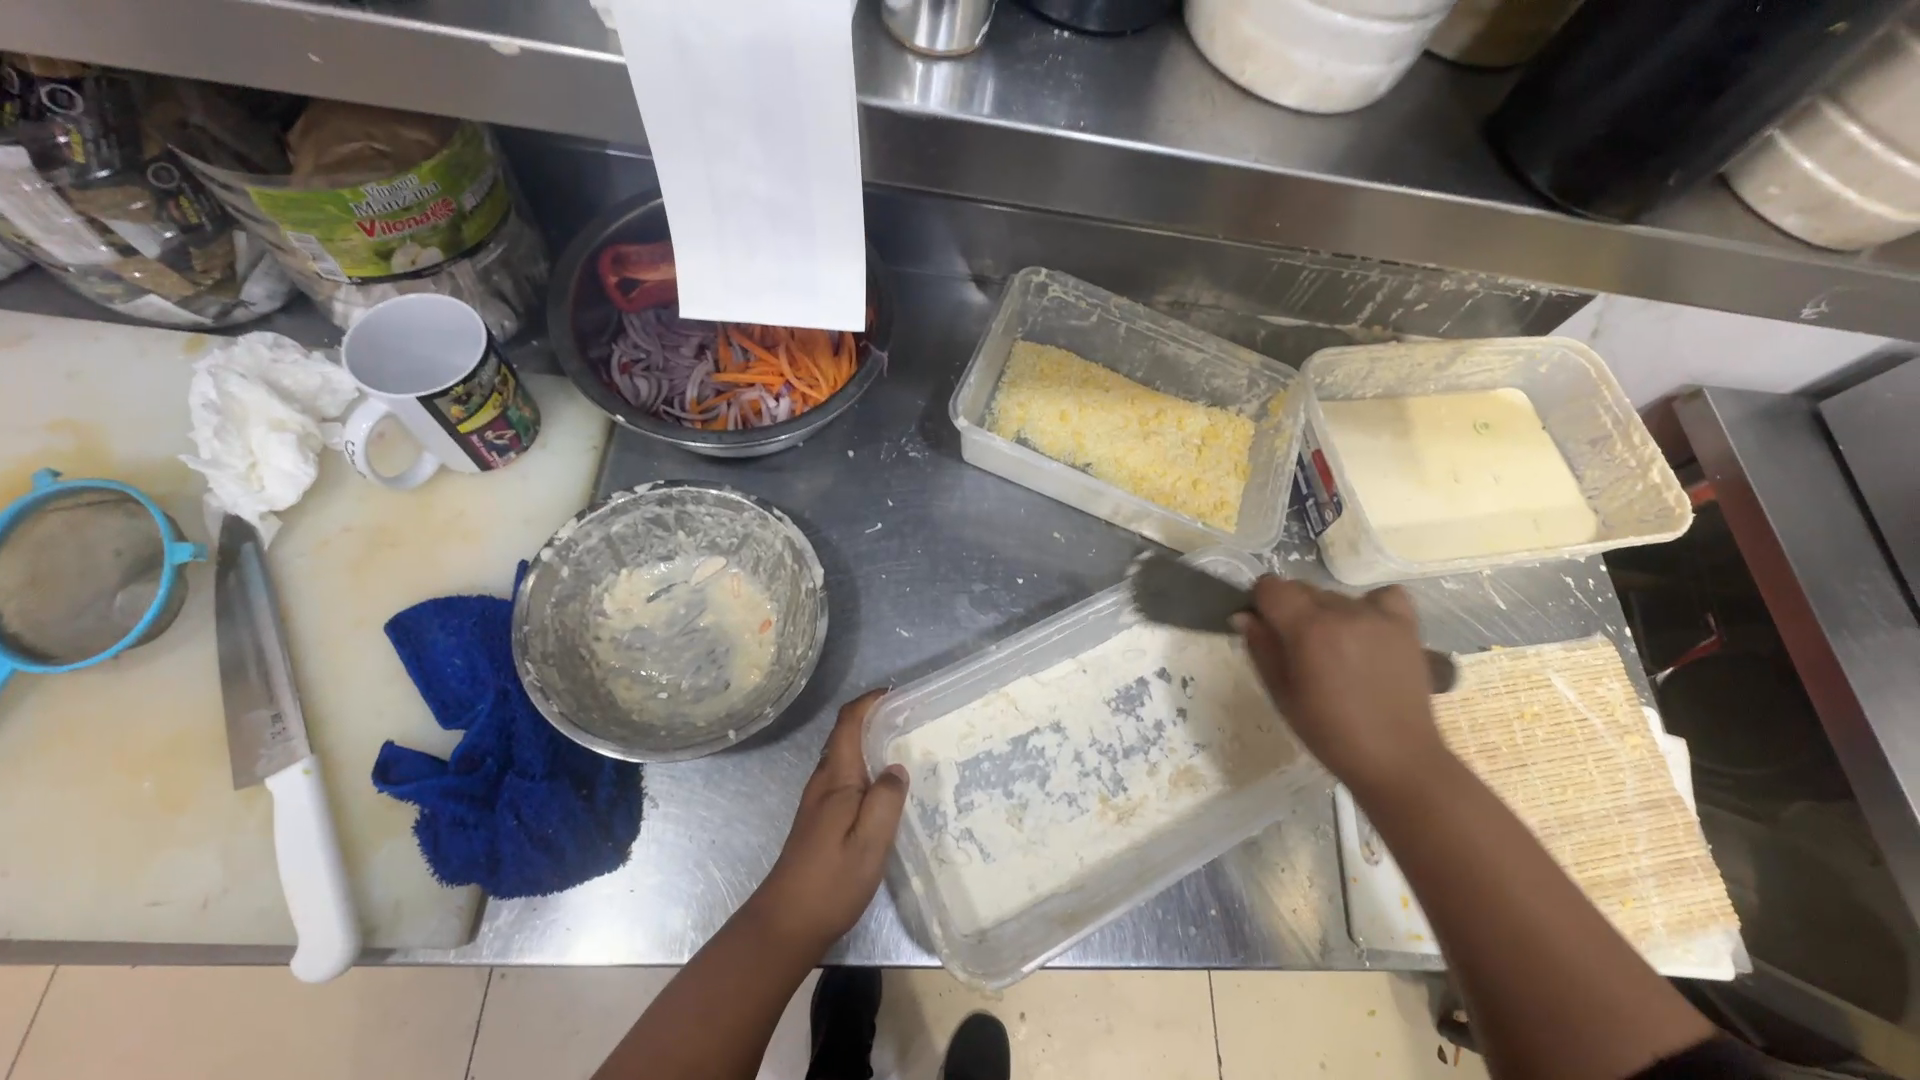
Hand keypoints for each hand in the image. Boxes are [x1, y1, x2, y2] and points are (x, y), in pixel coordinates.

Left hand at [746, 690, 908, 954]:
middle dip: (872, 720)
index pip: (848, 724)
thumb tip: (897, 768)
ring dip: (869, 746)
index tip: (895, 693)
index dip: (868, 702)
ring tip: (904, 749)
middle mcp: (823, 784)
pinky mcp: (819, 823)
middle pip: (845, 737)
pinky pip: (845, 781)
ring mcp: (818, 804)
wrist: (785, 924)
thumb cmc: (830, 881)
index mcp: (836, 780)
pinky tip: (884, 790)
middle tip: (910, 720)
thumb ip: (887, 800)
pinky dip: (865, 772)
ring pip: (845, 760)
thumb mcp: (870, 841)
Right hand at [1233, 577, 1449, 794]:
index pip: (1270, 587)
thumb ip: (1260, 647)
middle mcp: (1343, 612)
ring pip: (1335, 596)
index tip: (1265, 629)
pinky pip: (1382, 596)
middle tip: (1298, 649)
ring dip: (1326, 613)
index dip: (1261, 604)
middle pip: (1301, 588)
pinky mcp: (1406, 625)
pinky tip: (1366, 630)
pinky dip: (1370, 606)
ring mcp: (1379, 616)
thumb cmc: (1328, 732)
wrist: (1396, 757)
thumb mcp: (1281, 694)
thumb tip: (1243, 615)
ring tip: (1336, 650)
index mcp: (1308, 629)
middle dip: (1291, 610)